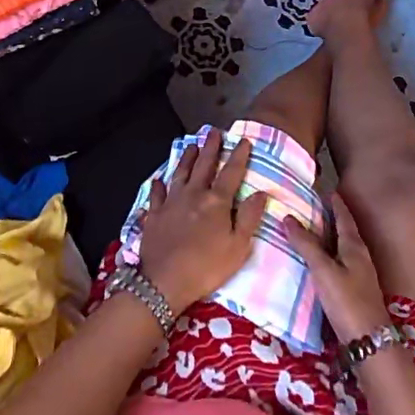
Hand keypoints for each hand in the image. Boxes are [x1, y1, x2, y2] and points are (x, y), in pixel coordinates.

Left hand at [137, 128, 268, 311]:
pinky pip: (157, 195)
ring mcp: (171, 203)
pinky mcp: (154, 215)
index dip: (239, 155)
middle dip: (210, 147)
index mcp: (217, 201)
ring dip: (186, 158)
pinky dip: (158, 185)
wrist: (163, 283)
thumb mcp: (238, 246)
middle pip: (204, 165)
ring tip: (190, 144)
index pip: (231, 172)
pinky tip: (158, 179)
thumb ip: (249, 217)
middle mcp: (194, 194)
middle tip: (213, 131)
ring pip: (180, 173)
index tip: (243, 140)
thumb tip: (260, 192)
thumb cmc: (206, 267)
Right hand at [286, 193, 392, 343]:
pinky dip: (330, 256)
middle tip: (315, 207)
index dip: (336, 203)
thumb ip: (307, 245)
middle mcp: (359, 256)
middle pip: (345, 230)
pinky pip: (341, 263)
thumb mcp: (323, 269)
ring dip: (330, 237)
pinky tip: (320, 264)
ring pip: (343, 247)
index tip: (328, 189)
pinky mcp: (356, 290)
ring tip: (314, 231)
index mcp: (354, 245)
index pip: (344, 217)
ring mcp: (360, 274)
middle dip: (332, 218)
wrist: (368, 340)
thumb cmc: (347, 300)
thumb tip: (288, 217)